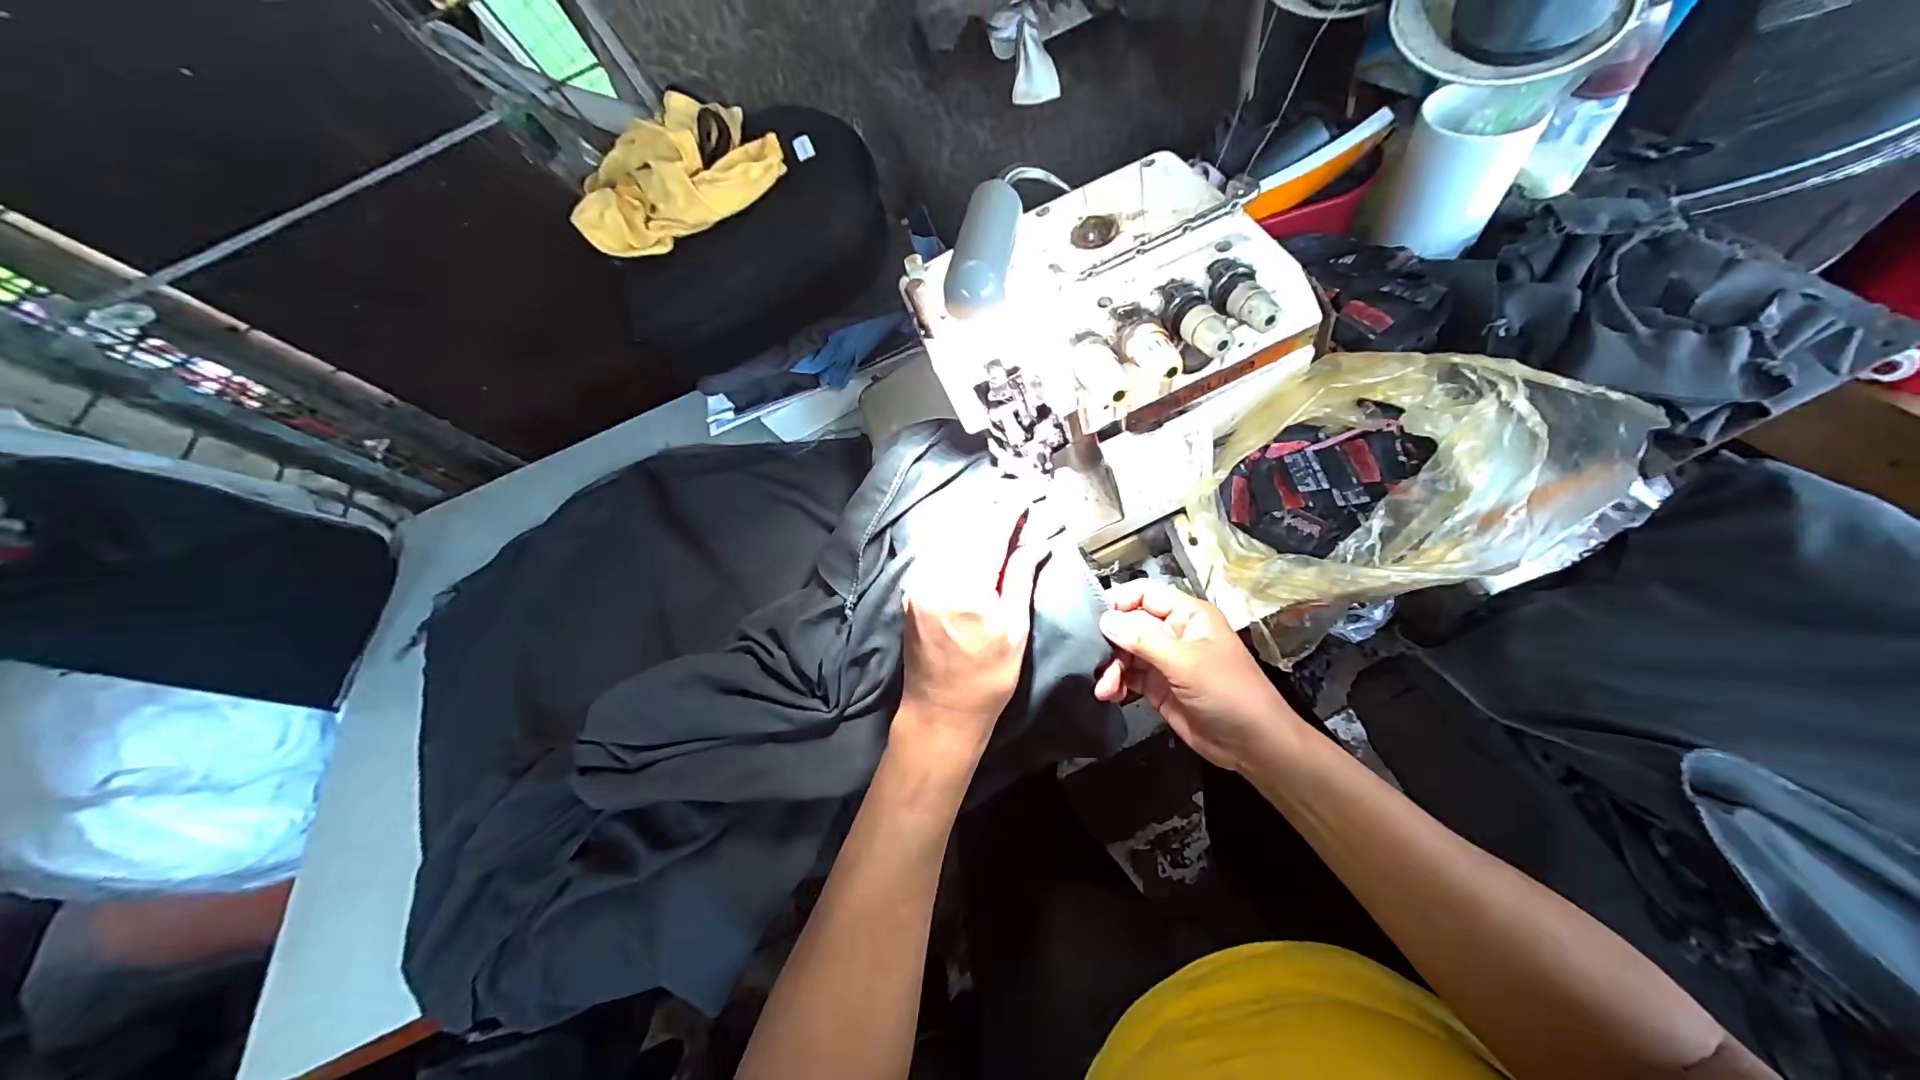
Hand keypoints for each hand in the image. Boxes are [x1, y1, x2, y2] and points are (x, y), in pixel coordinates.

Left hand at [895, 501, 1047, 769]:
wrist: (939, 712)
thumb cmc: (985, 680)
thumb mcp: (1015, 630)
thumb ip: (1020, 577)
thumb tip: (1035, 541)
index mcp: (965, 590)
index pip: (989, 531)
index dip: (1010, 508)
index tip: (1027, 495)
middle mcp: (934, 579)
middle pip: (964, 525)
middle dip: (992, 508)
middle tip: (1017, 502)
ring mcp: (917, 583)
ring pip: (946, 533)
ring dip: (973, 519)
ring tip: (1000, 516)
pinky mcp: (911, 590)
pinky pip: (935, 550)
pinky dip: (956, 537)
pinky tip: (974, 537)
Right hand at [1094, 580, 1306, 772]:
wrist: (1254, 744)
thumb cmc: (1229, 693)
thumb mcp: (1185, 662)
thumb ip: (1142, 639)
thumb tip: (1106, 620)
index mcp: (1187, 615)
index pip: (1144, 594)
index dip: (1120, 603)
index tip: (1098, 622)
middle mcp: (1173, 633)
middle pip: (1129, 624)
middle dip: (1111, 642)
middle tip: (1098, 661)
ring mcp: (1165, 660)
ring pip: (1124, 653)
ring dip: (1110, 667)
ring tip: (1105, 688)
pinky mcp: (1158, 687)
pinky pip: (1128, 677)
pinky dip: (1116, 683)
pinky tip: (1110, 694)